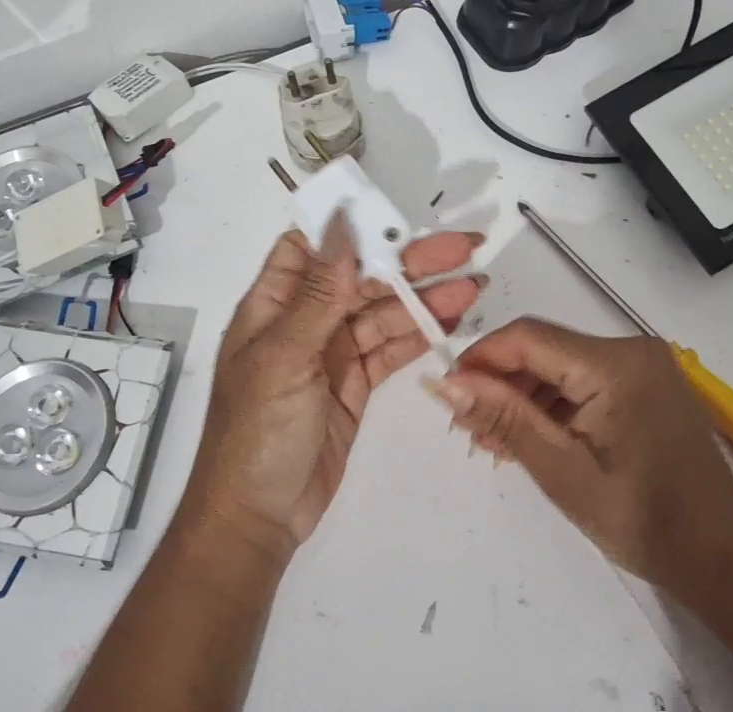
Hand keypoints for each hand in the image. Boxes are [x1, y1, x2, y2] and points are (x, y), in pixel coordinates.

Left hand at [179, 220, 482, 559]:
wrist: (258, 516)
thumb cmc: (257, 432)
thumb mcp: (285, 357)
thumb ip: (319, 296)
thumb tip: (344, 230)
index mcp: (273, 304)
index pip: (311, 248)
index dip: (352, 228)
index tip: (397, 214)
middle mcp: (304, 321)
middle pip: (361, 277)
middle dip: (410, 262)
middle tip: (465, 246)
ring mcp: (332, 353)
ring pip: (383, 313)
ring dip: (426, 298)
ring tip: (475, 284)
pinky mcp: (355, 385)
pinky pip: (391, 350)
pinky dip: (421, 335)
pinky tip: (454, 319)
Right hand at [428, 317, 732, 589]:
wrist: (719, 557)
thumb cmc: (642, 520)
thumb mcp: (562, 470)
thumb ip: (504, 417)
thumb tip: (445, 382)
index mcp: (617, 363)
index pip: (529, 337)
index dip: (480, 359)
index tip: (445, 394)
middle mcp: (633, 350)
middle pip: (545, 350)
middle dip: (501, 384)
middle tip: (468, 430)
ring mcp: (644, 367)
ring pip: (562, 367)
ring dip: (525, 398)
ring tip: (494, 442)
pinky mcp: (648, 386)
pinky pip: (586, 382)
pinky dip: (555, 406)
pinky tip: (532, 439)